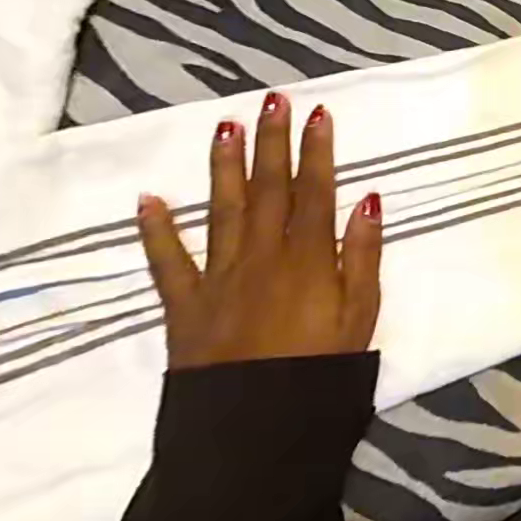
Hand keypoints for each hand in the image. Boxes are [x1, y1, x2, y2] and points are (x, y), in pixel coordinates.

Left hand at [135, 92, 382, 368]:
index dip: (318, 149)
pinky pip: (168, 262)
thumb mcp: (362, 307)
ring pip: (223, 210)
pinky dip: (156, 231)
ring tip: (223, 126)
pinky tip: (149, 199)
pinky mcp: (186, 303)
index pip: (316, 189)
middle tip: (271, 99)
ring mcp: (220, 275)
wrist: (257, 420)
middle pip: (269, 188)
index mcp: (309, 254)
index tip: (318, 113)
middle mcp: (263, 253)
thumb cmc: (323, 359)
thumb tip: (371, 198)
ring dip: (223, 166)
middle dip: (271, 141)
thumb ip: (365, 251)